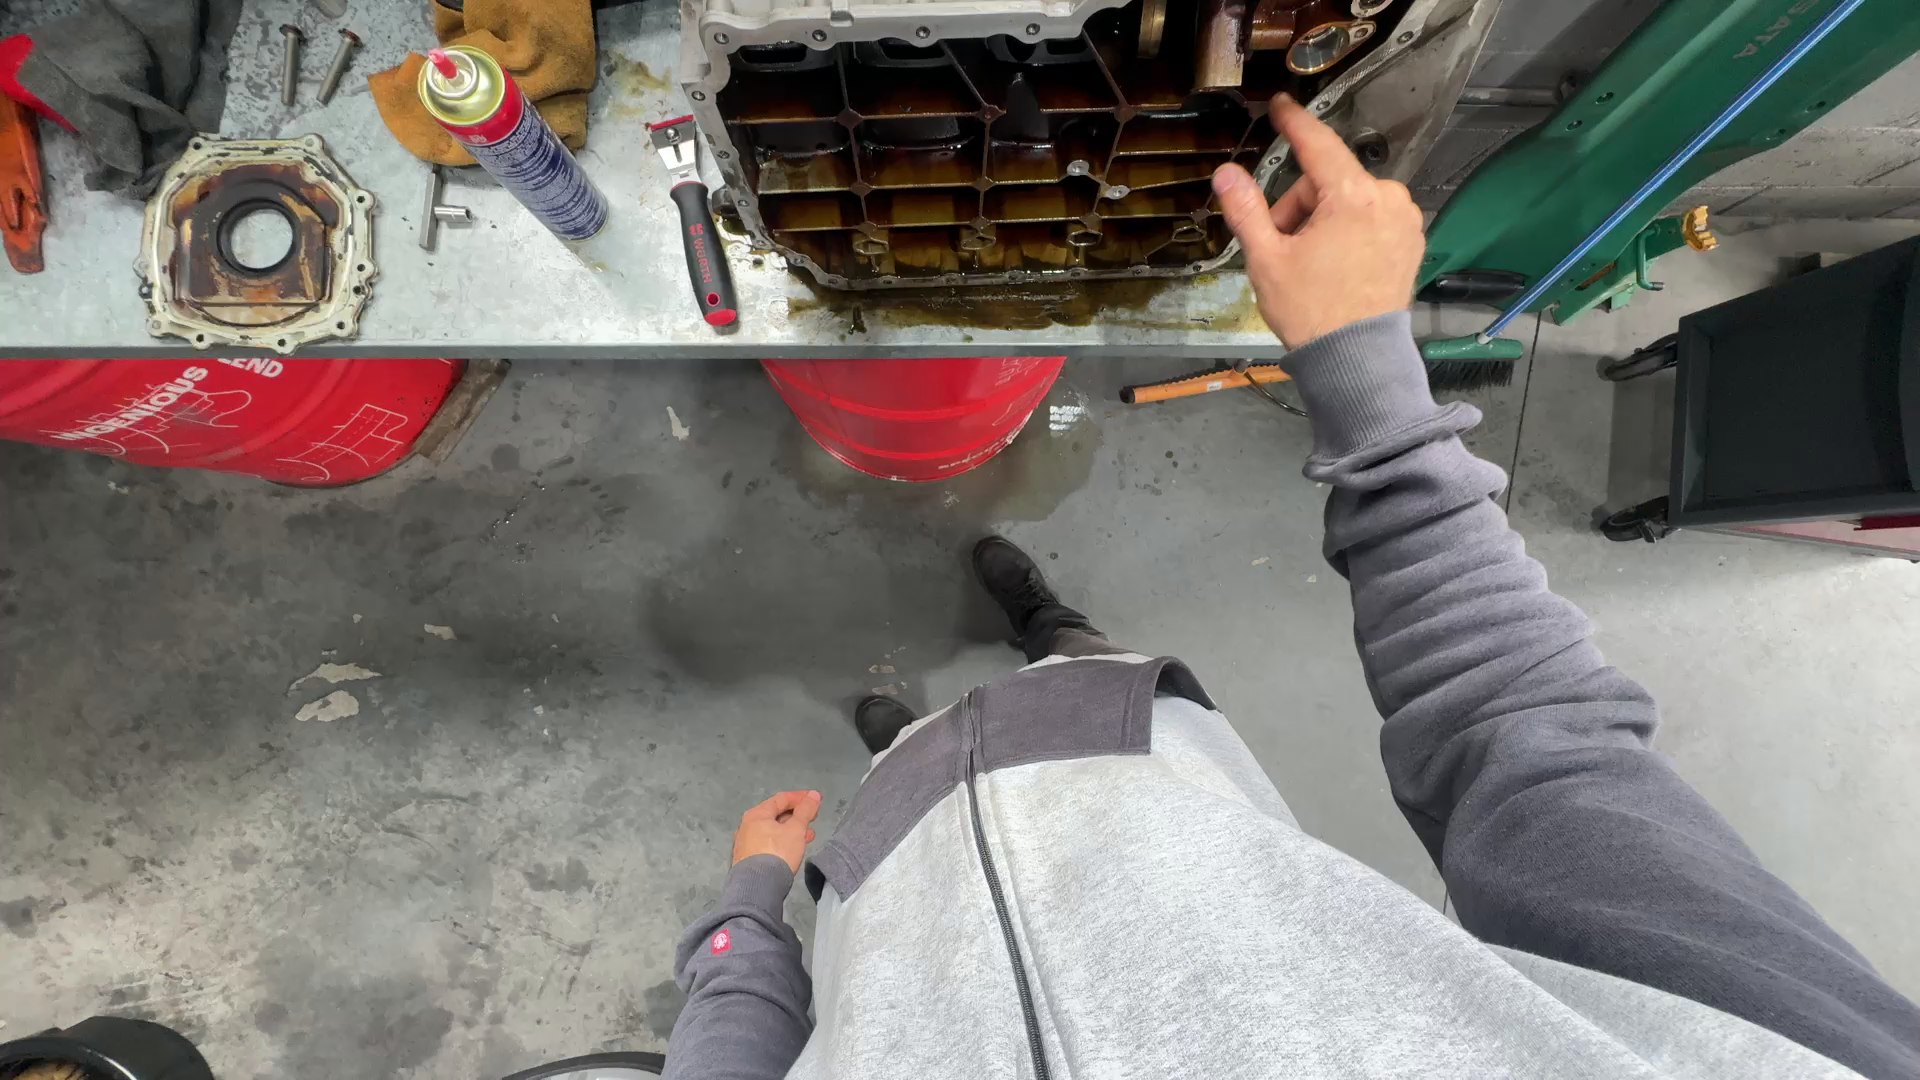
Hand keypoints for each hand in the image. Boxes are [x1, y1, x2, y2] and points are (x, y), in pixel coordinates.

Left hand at [732, 790, 821, 873]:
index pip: (782, 798)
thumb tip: (814, 795)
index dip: (801, 797)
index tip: (817, 799)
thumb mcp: (796, 829)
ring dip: (793, 830)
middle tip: (814, 819)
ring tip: (809, 836)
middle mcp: (747, 826)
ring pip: (774, 831)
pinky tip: (794, 849)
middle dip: (798, 816)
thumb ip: (806, 810)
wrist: (757, 889)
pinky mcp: (748, 860)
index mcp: (757, 814)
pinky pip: (769, 844)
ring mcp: (746, 844)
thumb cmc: (778, 852)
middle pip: (777, 814)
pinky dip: (783, 841)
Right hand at [1211, 94, 1427, 348]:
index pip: (1317, 146)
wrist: (1354, 356)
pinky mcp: (1412, 241)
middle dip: (1299, 209)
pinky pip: (1371, 221)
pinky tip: (1335, 268)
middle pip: (1328, 184)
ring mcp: (1404, 219)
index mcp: (1351, 196)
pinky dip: (1348, 235)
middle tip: (1282, 251)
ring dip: (1322, 223)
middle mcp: (1387, 197)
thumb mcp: (1266, 260)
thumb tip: (1225, 172)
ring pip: (1349, 203)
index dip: (1294, 124)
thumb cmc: (1308, 308)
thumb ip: (1246, 211)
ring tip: (1308, 265)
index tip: (1279, 105)